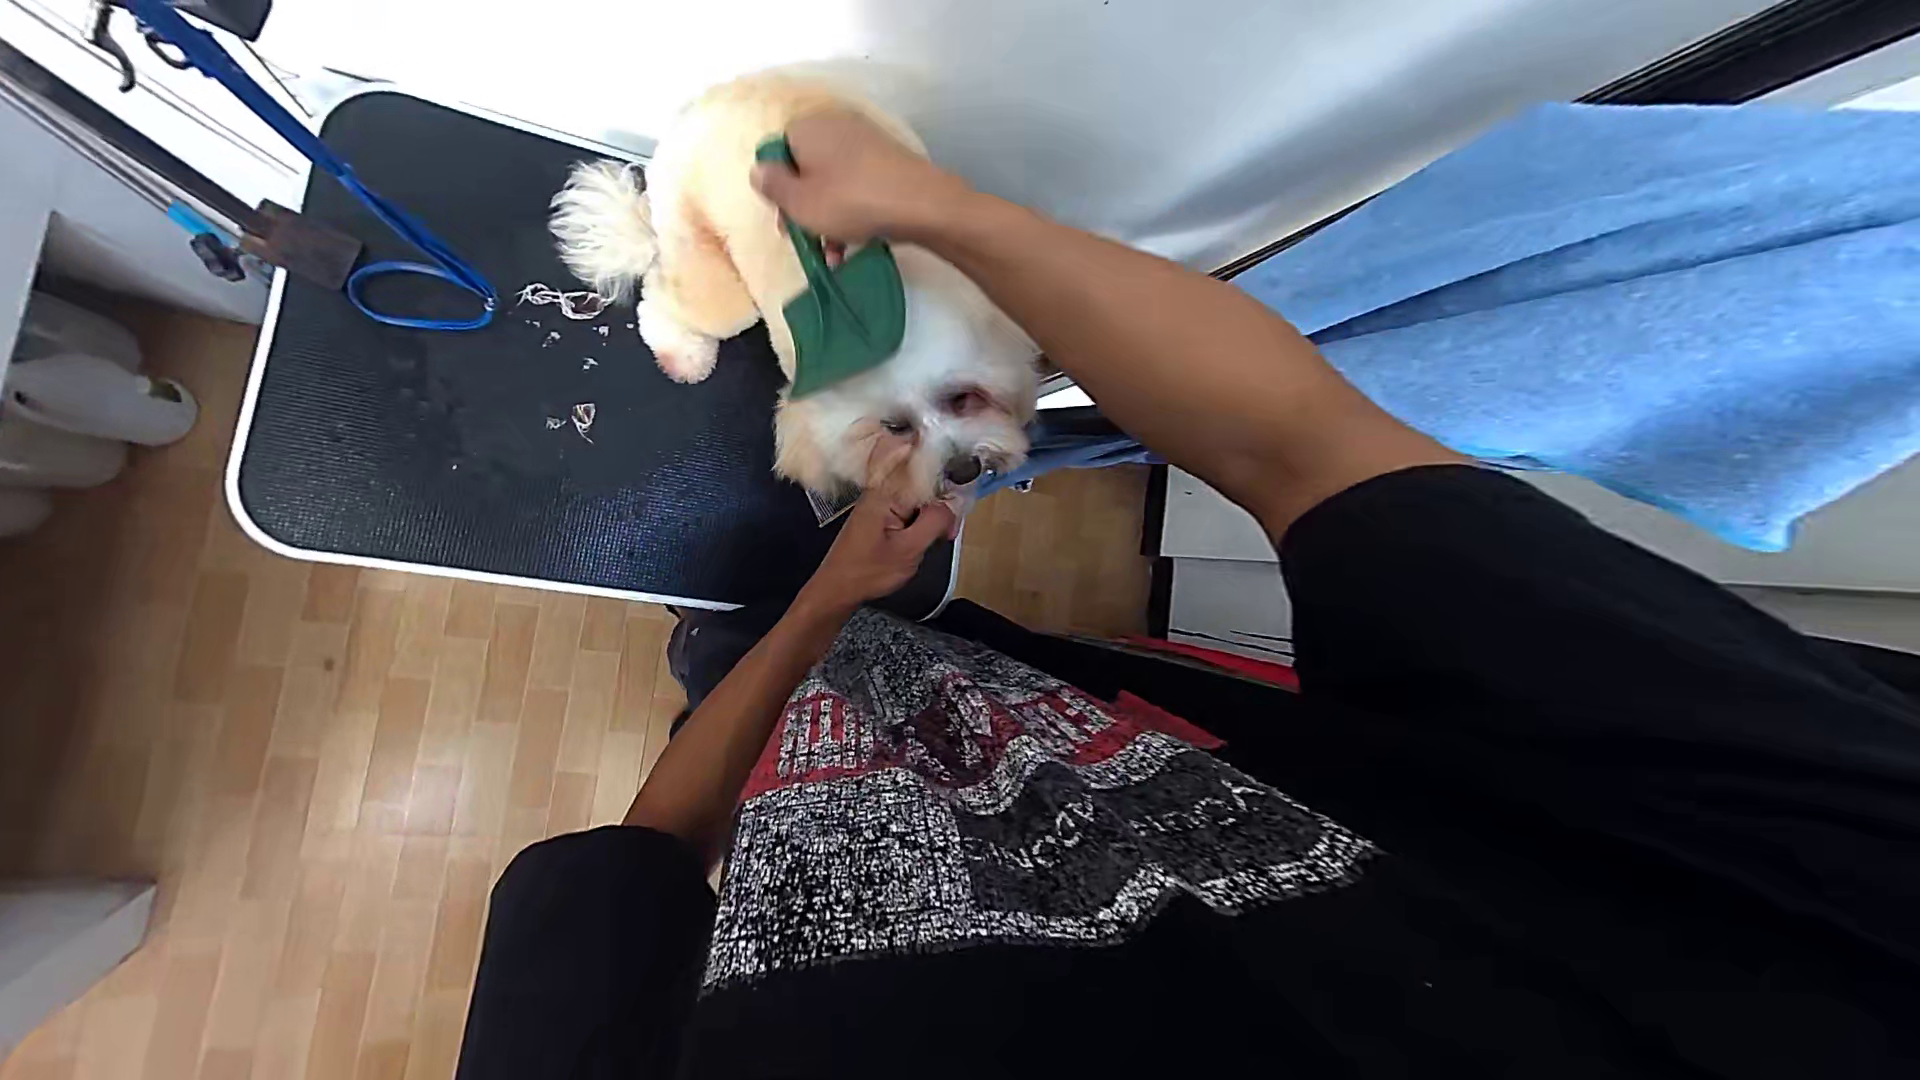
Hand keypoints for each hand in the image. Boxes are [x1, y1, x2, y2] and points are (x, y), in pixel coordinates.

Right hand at [750, 108, 973, 242]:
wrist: (920, 203)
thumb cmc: (851, 202)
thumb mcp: (801, 202)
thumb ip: (773, 187)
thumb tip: (758, 170)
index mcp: (806, 127)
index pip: (780, 154)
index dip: (779, 191)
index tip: (786, 223)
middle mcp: (834, 126)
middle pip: (808, 172)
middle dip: (806, 211)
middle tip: (810, 244)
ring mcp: (865, 143)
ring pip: (834, 186)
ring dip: (830, 223)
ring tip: (836, 256)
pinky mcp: (888, 164)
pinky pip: (859, 189)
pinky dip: (854, 216)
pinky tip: (857, 245)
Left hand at [796, 443, 957, 616]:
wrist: (838, 588)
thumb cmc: (867, 572)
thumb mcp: (909, 549)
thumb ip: (934, 521)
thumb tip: (955, 502)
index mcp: (887, 493)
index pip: (926, 470)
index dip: (948, 482)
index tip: (963, 500)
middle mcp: (883, 490)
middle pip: (925, 481)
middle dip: (944, 501)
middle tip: (948, 530)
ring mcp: (881, 501)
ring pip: (920, 495)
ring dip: (934, 513)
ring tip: (940, 536)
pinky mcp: (882, 513)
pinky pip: (910, 506)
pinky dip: (923, 519)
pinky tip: (926, 537)